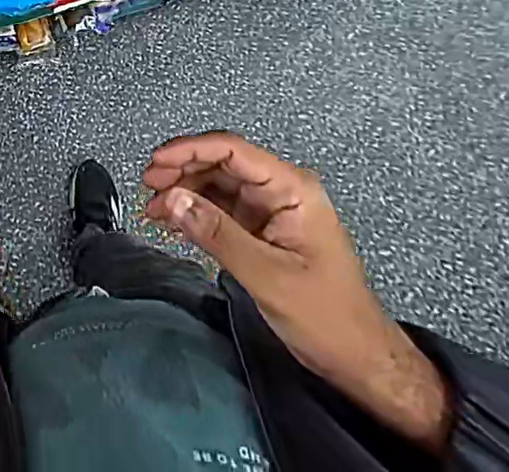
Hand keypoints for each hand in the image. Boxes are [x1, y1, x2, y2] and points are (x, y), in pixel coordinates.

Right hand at [143, 132, 451, 452]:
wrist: (359, 358)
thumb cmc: (330, 318)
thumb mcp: (267, 275)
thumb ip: (218, 234)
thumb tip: (176, 200)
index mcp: (293, 188)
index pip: (233, 150)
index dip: (190, 150)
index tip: (158, 162)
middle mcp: (282, 190)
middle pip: (222, 163)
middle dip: (182, 170)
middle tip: (149, 183)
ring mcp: (272, 209)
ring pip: (219, 185)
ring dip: (184, 191)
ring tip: (155, 206)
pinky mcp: (264, 228)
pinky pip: (223, 209)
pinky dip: (196, 213)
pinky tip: (175, 221)